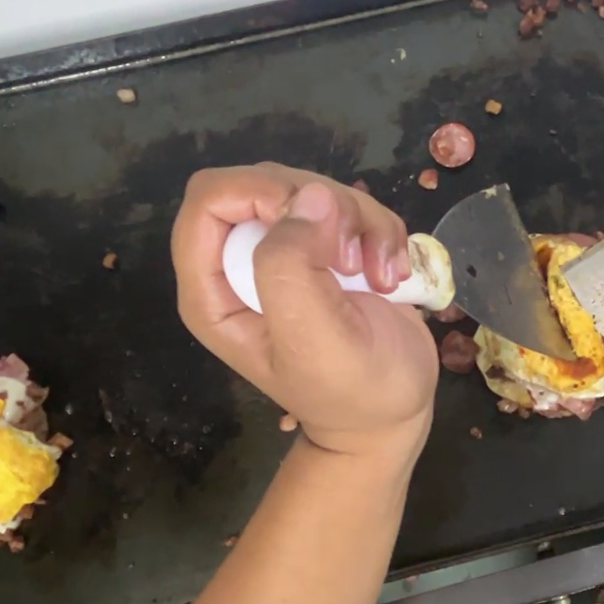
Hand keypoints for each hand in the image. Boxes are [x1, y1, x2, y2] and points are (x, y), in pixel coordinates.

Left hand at [171, 163, 437, 460]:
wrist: (393, 418)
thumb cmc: (351, 392)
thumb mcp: (313, 341)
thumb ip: (292, 266)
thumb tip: (310, 198)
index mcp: (216, 289)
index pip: (211, 198)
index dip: (260, 193)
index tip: (316, 225)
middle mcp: (246, 264)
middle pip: (272, 184)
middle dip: (326, 210)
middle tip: (354, 261)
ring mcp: (293, 255)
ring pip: (320, 192)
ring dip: (365, 224)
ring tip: (383, 277)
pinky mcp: (333, 253)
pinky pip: (355, 209)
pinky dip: (383, 232)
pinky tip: (393, 274)